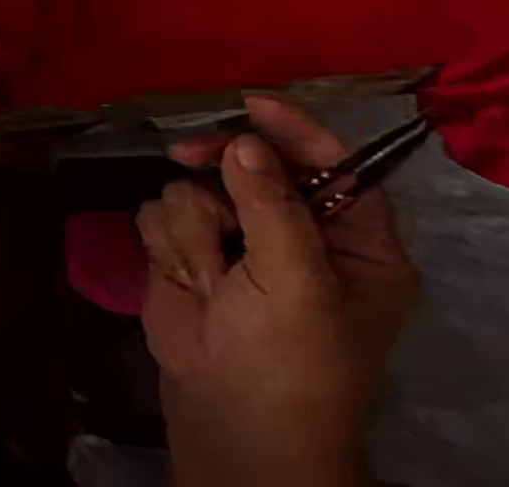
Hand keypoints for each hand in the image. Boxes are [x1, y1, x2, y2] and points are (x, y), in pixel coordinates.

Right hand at [138, 95, 419, 486]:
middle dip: (217, 167)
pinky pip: (157, 210)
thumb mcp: (297, 283)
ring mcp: (231, 238)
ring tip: (208, 277)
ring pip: (191, 188)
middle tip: (188, 156)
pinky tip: (181, 276)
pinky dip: (164, 241)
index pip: (333, 168)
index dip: (295, 131)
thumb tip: (245, 142)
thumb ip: (273, 208)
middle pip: (246, 165)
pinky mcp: (182, 245)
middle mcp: (289, 231)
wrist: (227, 406)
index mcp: (350, 242)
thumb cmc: (291, 355)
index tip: (250, 102)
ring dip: (191, 229)